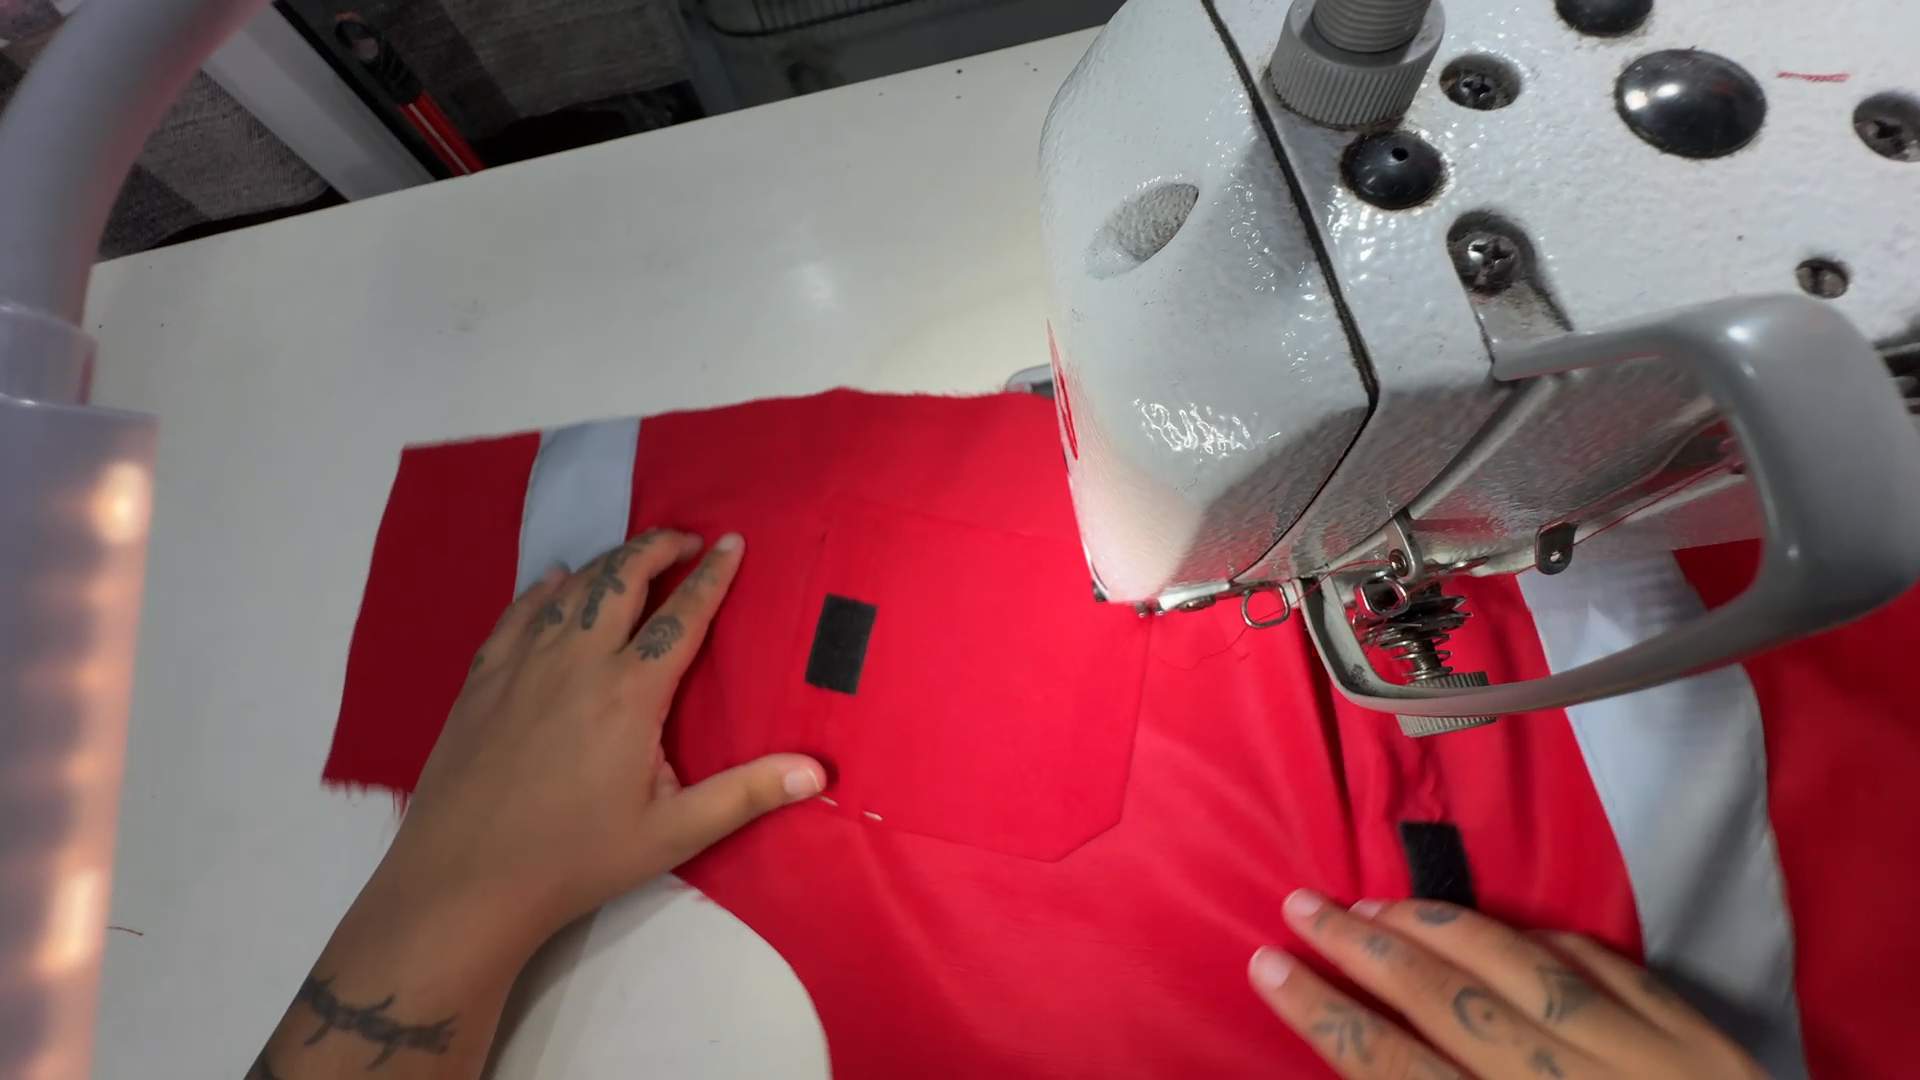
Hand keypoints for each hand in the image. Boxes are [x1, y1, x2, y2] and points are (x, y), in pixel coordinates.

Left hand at [372, 528, 824, 952]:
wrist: (459, 888)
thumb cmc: (576, 858)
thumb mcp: (674, 833)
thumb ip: (747, 794)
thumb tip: (817, 772)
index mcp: (629, 692)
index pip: (682, 615)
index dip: (712, 575)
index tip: (732, 542)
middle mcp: (577, 663)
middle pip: (622, 580)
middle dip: (658, 547)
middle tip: (686, 538)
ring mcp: (523, 666)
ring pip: (572, 589)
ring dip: (610, 562)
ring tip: (636, 556)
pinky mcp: (482, 680)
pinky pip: (518, 613)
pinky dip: (546, 588)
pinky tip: (557, 581)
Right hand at [1248, 891, 1766, 1079]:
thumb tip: (1366, 1072)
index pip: (1397, 1074)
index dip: (1323, 1016)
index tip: (1265, 964)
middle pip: (1445, 1003)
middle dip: (1359, 948)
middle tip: (1300, 903)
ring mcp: (1654, 1066)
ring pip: (1516, 966)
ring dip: (1432, 926)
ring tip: (1373, 903)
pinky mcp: (1710, 1048)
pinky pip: (1604, 964)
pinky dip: (1537, 936)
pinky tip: (1491, 925)